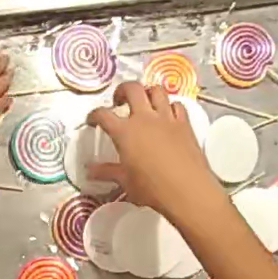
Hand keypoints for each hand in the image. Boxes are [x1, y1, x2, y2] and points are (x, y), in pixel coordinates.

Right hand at [87, 82, 222, 221]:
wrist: (187, 189)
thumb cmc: (151, 188)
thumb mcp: (125, 181)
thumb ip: (107, 172)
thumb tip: (90, 171)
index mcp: (125, 132)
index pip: (103, 115)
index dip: (94, 115)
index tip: (92, 121)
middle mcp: (145, 118)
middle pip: (132, 89)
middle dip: (122, 90)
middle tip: (119, 101)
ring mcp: (167, 118)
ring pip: (156, 91)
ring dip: (147, 93)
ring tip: (144, 103)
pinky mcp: (184, 124)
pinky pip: (176, 105)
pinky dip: (169, 106)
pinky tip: (166, 115)